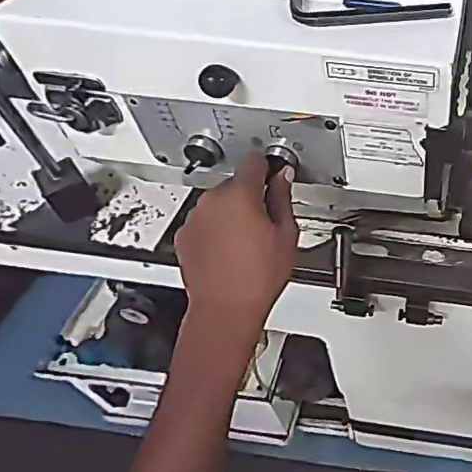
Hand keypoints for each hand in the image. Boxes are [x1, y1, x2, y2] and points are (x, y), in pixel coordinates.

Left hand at [174, 153, 298, 347]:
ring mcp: (195, 217)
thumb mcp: (286, 234)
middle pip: (236, 183)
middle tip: (266, 221)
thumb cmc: (256, 278)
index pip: (254, 161)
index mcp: (240, 195)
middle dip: (251, 196)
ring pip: (219, 203)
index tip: (275, 175)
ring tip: (248, 240)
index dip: (268, 167)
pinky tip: (231, 249)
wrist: (225, 309)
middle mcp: (212, 201)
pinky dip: (216, 228)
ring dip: (232, 212)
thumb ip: (283, 198)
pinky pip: (205, 221)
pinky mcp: (185, 234)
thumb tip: (283, 178)